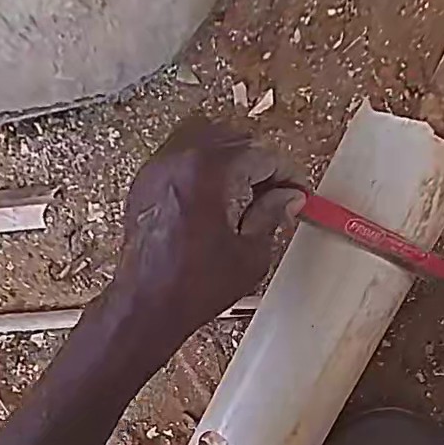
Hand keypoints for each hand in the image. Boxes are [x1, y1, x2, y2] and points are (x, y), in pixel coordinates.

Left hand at [103, 117, 306, 348]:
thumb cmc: (190, 288)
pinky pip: (181, 155)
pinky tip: (217, 195)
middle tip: (278, 192)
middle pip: (233, 138)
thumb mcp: (249, 255)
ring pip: (204, 138)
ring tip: (248, 191)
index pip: (260, 155)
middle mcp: (178, 161)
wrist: (146, 306)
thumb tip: (286, 198)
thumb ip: (271, 216)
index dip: (286, 173)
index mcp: (207, 173)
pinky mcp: (146, 183)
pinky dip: (204, 165)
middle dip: (261, 163)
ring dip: (232, 157)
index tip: (297, 190)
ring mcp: (157, 169)